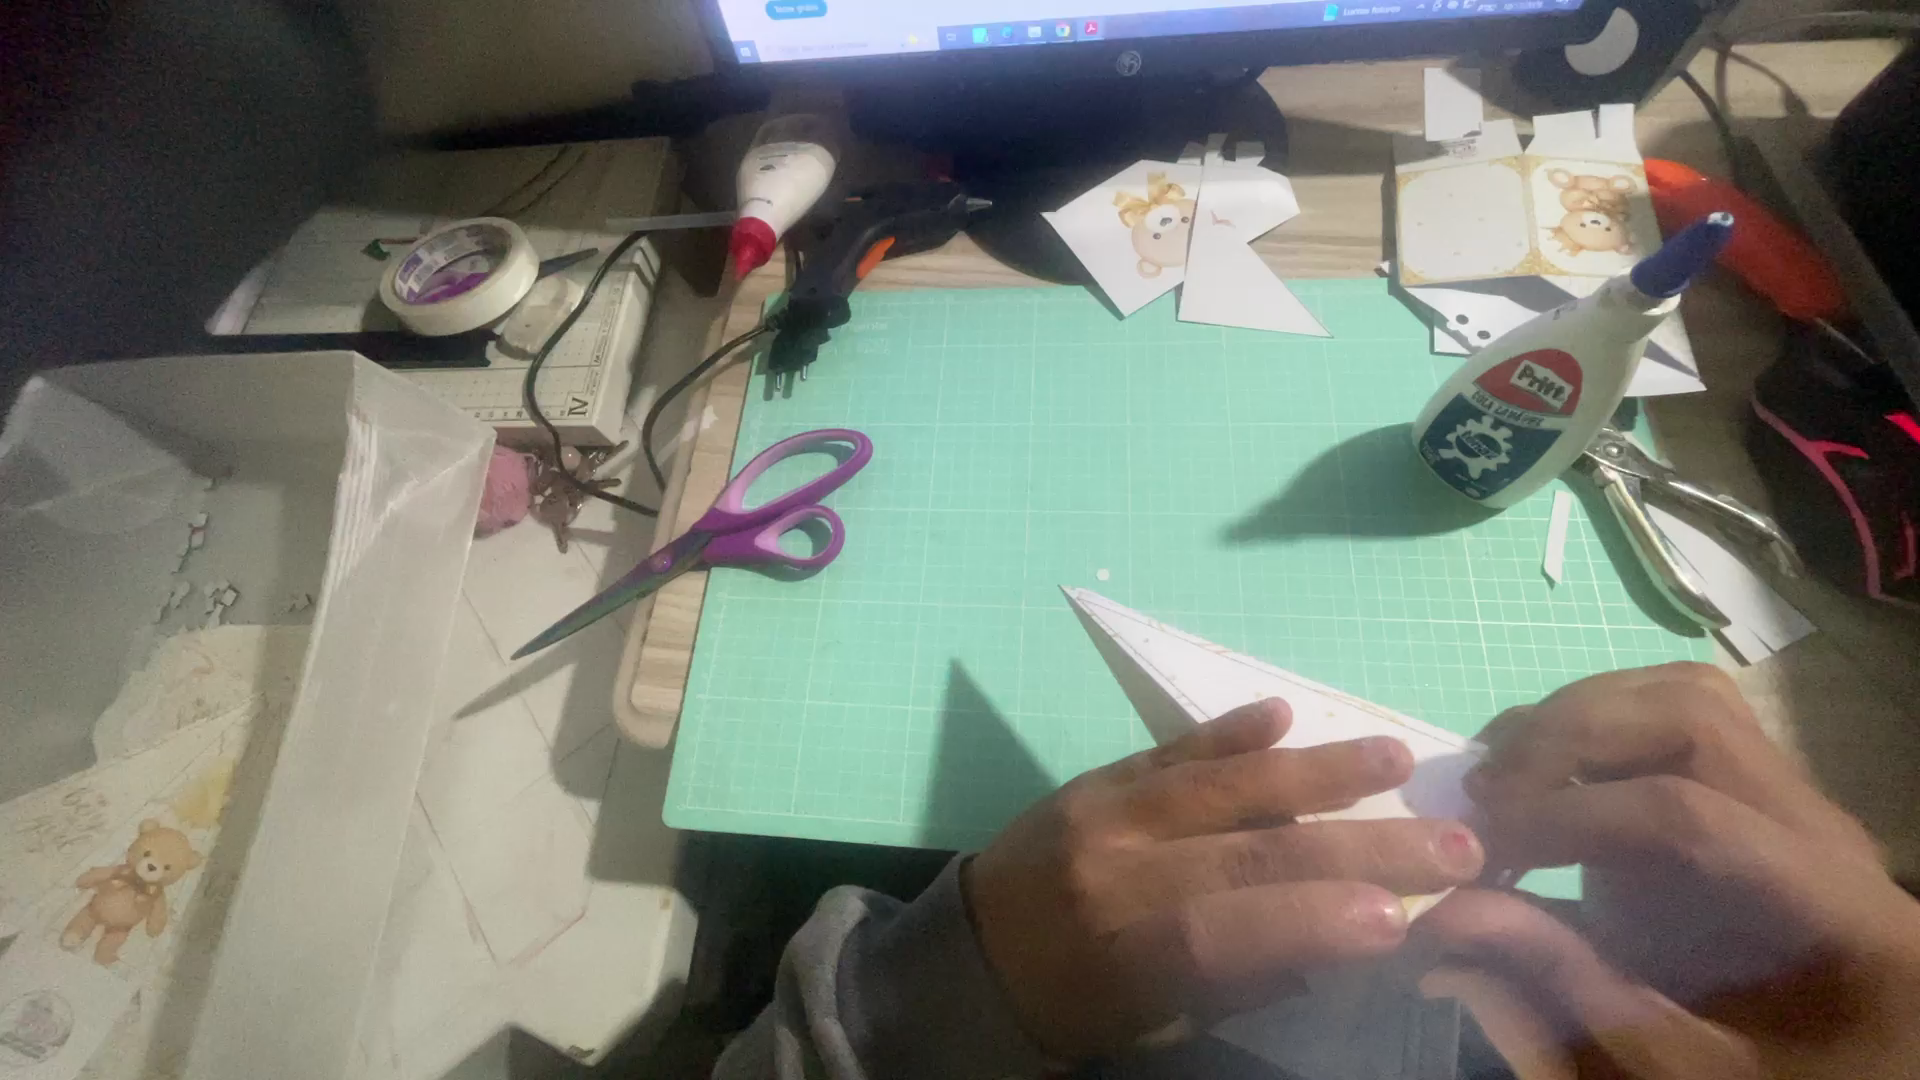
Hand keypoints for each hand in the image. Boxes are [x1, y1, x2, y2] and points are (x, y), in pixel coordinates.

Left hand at [962, 699, 1484, 1061]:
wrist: (974, 943)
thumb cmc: (1070, 1001)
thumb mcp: (1146, 1019)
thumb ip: (1234, 977)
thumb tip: (1334, 933)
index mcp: (1116, 951)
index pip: (1220, 929)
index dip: (1309, 920)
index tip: (1404, 915)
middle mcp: (1109, 868)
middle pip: (1240, 852)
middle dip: (1353, 845)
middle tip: (1451, 840)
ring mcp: (1100, 811)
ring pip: (1214, 783)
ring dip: (1309, 770)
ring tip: (1391, 758)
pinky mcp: (1095, 779)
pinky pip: (1166, 750)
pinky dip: (1226, 732)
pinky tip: (1281, 713)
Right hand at [1421, 662, 1919, 1077]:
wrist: (1841, 1058)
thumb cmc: (1768, 1071)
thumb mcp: (1675, 1062)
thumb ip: (1565, 982)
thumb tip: (1446, 904)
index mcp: (1836, 913)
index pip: (1687, 815)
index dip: (1564, 817)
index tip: (1483, 846)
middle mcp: (1822, 830)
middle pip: (1688, 716)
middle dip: (1562, 739)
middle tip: (1489, 792)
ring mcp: (1787, 795)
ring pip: (1676, 691)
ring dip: (1571, 715)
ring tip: (1508, 772)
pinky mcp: (1745, 782)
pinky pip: (1667, 705)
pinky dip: (1587, 715)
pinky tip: (1544, 769)